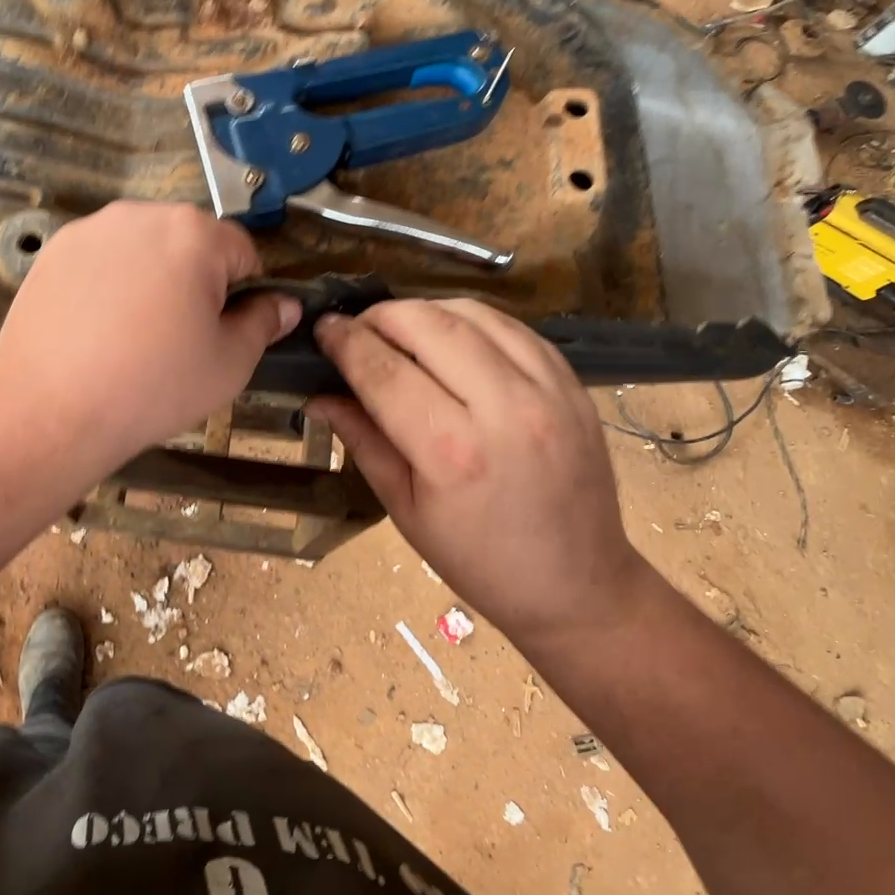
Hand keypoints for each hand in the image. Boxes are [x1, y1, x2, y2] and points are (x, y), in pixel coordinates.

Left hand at [0, 202, 300, 463]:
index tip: (227, 330)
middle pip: (188, 243)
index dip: (244, 292)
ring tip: (134, 339)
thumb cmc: (150, 388)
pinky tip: (98, 332)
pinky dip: (107, 287)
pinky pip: (99, 263)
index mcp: (192, 234)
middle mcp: (139, 216)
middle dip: (194, 282)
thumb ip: (263, 324)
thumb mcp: (229, 364)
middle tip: (180, 339)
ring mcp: (89, 231)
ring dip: (149, 281)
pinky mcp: (53, 254)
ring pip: (141, 251)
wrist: (50, 411)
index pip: (242, 250)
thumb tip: (283, 305)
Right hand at [308, 299, 647, 642]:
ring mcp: (548, 391)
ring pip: (473, 314)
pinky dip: (471, 321)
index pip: (384, 371)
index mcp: (453, 453)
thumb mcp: (405, 509)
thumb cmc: (478, 559)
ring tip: (399, 330)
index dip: (345, 342)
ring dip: (425, 311)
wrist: (577, 583)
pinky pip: (513, 327)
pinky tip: (450, 338)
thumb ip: (362, 441)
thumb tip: (318, 396)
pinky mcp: (573, 385)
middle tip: (357, 328)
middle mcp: (504, 410)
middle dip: (381, 316)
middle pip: (429, 325)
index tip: (323, 329)